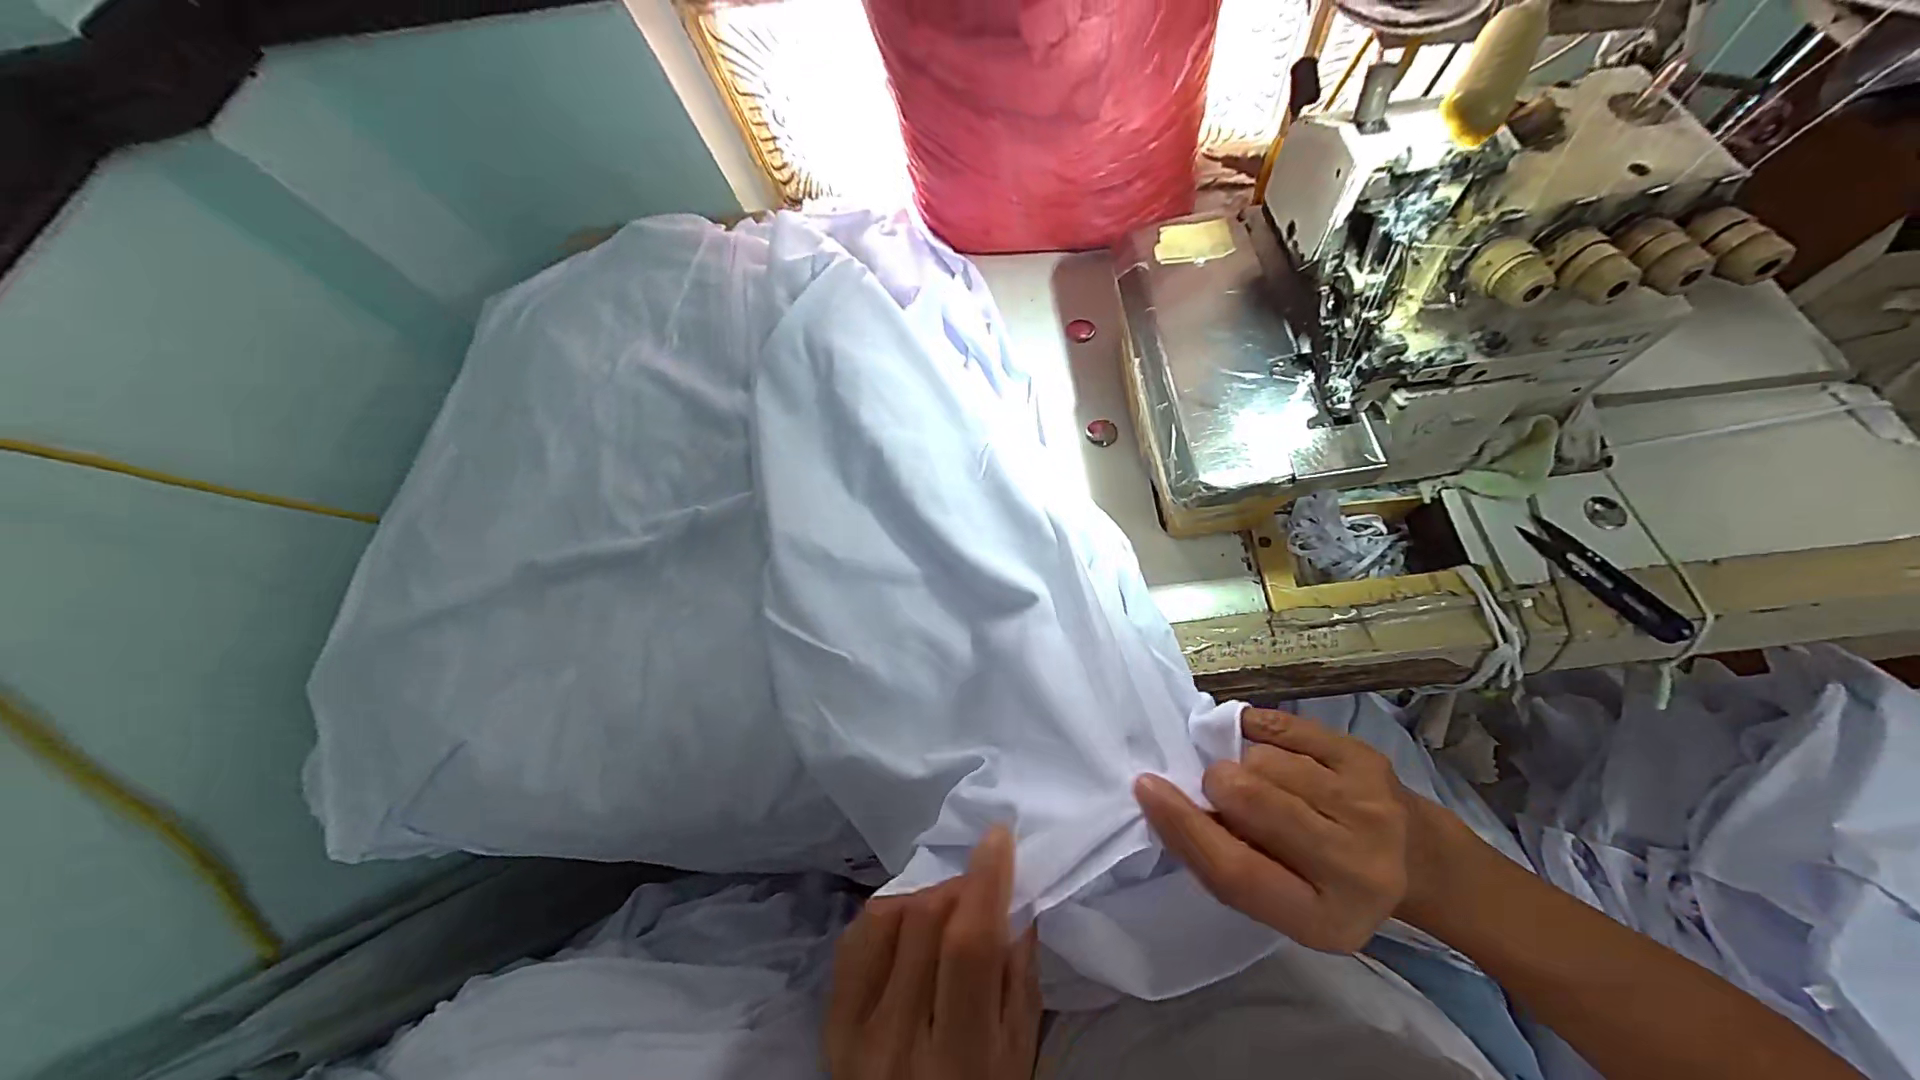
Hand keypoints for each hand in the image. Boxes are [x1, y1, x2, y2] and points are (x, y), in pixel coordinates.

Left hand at [825, 826, 1041, 1079]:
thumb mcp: (1017, 1059)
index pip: (967, 946)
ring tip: (944, 915)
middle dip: (958, 888)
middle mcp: (895, 1041)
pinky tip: (907, 928)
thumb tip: (1012, 900)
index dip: (985, 881)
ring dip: (923, 899)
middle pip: (925, 920)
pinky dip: (886, 915)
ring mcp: (852, 1032)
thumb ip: (1018, 979)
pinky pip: (854, 937)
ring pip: (885, 917)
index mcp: (957, 1060)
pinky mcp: (828, 1023)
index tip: (997, 836)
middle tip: (978, 893)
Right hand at [1135, 707, 1410, 952]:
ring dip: (1246, 763)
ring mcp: (1368, 807)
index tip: (1146, 786)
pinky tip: (1273, 751)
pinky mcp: (1367, 759)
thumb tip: (1166, 795)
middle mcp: (1354, 867)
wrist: (1418, 859)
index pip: (1233, 869)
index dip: (1181, 824)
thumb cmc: (1326, 881)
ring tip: (1267, 783)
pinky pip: (1281, 727)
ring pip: (1261, 758)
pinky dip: (1261, 733)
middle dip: (1218, 784)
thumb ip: (1224, 858)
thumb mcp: (1278, 897)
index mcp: (1321, 919)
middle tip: (1225, 791)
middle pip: (1246, 798)